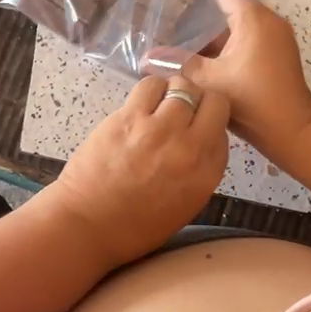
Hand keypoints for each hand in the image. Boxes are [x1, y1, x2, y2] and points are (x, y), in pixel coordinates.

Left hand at [50, 75, 229, 265]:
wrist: (87, 225)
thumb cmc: (134, 226)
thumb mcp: (185, 205)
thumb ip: (200, 170)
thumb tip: (201, 139)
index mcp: (206, 175)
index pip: (223, 131)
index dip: (210, 125)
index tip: (196, 128)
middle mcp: (189, 147)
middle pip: (213, 102)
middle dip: (202, 102)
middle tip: (183, 112)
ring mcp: (159, 129)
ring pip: (183, 86)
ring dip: (176, 92)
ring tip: (162, 105)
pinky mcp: (130, 116)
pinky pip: (151, 85)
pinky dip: (152, 89)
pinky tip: (143, 103)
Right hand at [178, 0, 310, 155]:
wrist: (294, 131)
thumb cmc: (253, 101)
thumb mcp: (210, 82)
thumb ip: (178, 65)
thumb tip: (145, 58)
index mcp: (253, 19)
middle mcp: (268, 20)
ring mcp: (276, 36)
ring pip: (241, 18)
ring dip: (215, 20)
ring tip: (184, 23)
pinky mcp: (277, 51)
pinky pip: (248, 32)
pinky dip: (226, 35)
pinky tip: (204, 47)